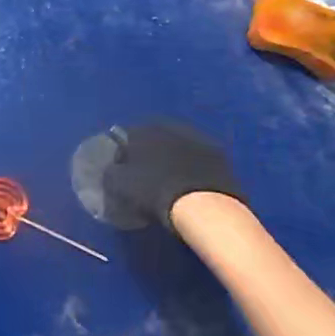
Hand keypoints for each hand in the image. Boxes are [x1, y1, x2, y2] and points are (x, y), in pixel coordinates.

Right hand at [101, 122, 244, 233]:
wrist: (202, 206)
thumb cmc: (152, 190)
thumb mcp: (117, 184)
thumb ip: (112, 172)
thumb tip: (115, 169)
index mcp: (143, 131)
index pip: (125, 140)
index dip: (123, 158)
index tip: (123, 175)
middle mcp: (171, 129)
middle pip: (154, 142)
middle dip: (150, 156)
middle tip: (146, 178)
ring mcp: (200, 142)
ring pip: (179, 151)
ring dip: (173, 162)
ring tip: (170, 184)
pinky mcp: (223, 159)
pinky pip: (199, 163)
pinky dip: (192, 172)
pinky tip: (189, 189)